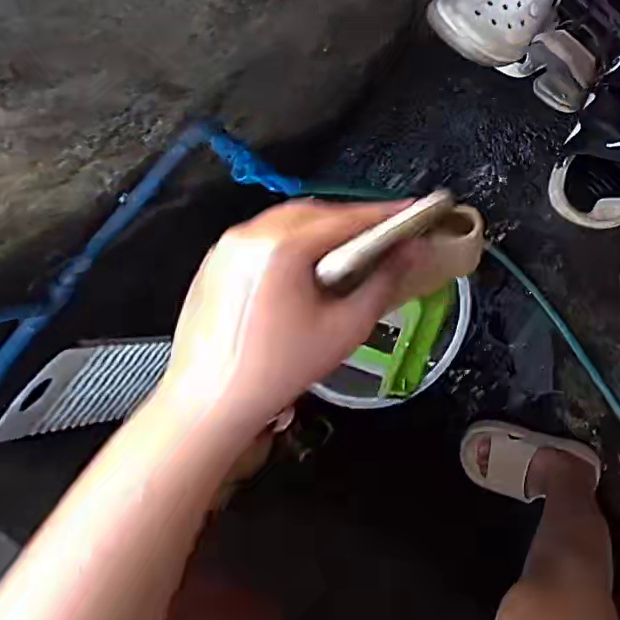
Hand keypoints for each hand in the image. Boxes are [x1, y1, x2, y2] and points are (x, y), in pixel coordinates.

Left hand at [154, 199, 434, 440]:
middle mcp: (250, 239)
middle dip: (356, 219)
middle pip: (319, 212)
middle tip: (387, 233)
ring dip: (326, 227)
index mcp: (281, 249)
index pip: (347, 217)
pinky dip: (297, 239)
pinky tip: (313, 264)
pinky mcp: (218, 263)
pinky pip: (267, 236)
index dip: (386, 214)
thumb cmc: (274, 372)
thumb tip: (410, 250)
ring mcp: (229, 249)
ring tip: (353, 248)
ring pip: (291, 220)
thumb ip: (385, 280)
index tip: (412, 212)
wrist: (208, 408)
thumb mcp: (348, 327)